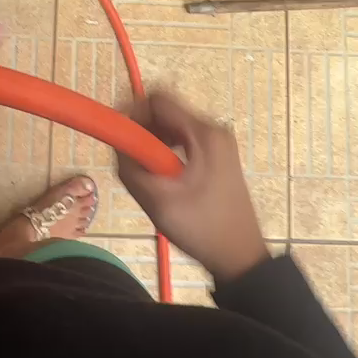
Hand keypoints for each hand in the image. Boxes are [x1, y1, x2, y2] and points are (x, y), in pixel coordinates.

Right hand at [116, 90, 269, 280]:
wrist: (241, 258)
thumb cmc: (202, 229)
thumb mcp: (158, 202)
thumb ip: (130, 167)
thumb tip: (116, 143)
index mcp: (204, 134)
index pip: (159, 99)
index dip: (132, 111)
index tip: (120, 135)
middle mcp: (213, 129)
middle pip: (165, 111)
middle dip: (142, 129)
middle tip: (130, 157)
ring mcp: (217, 142)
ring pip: (172, 125)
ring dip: (152, 141)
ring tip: (145, 170)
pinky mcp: (217, 154)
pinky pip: (182, 138)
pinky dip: (165, 149)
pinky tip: (162, 175)